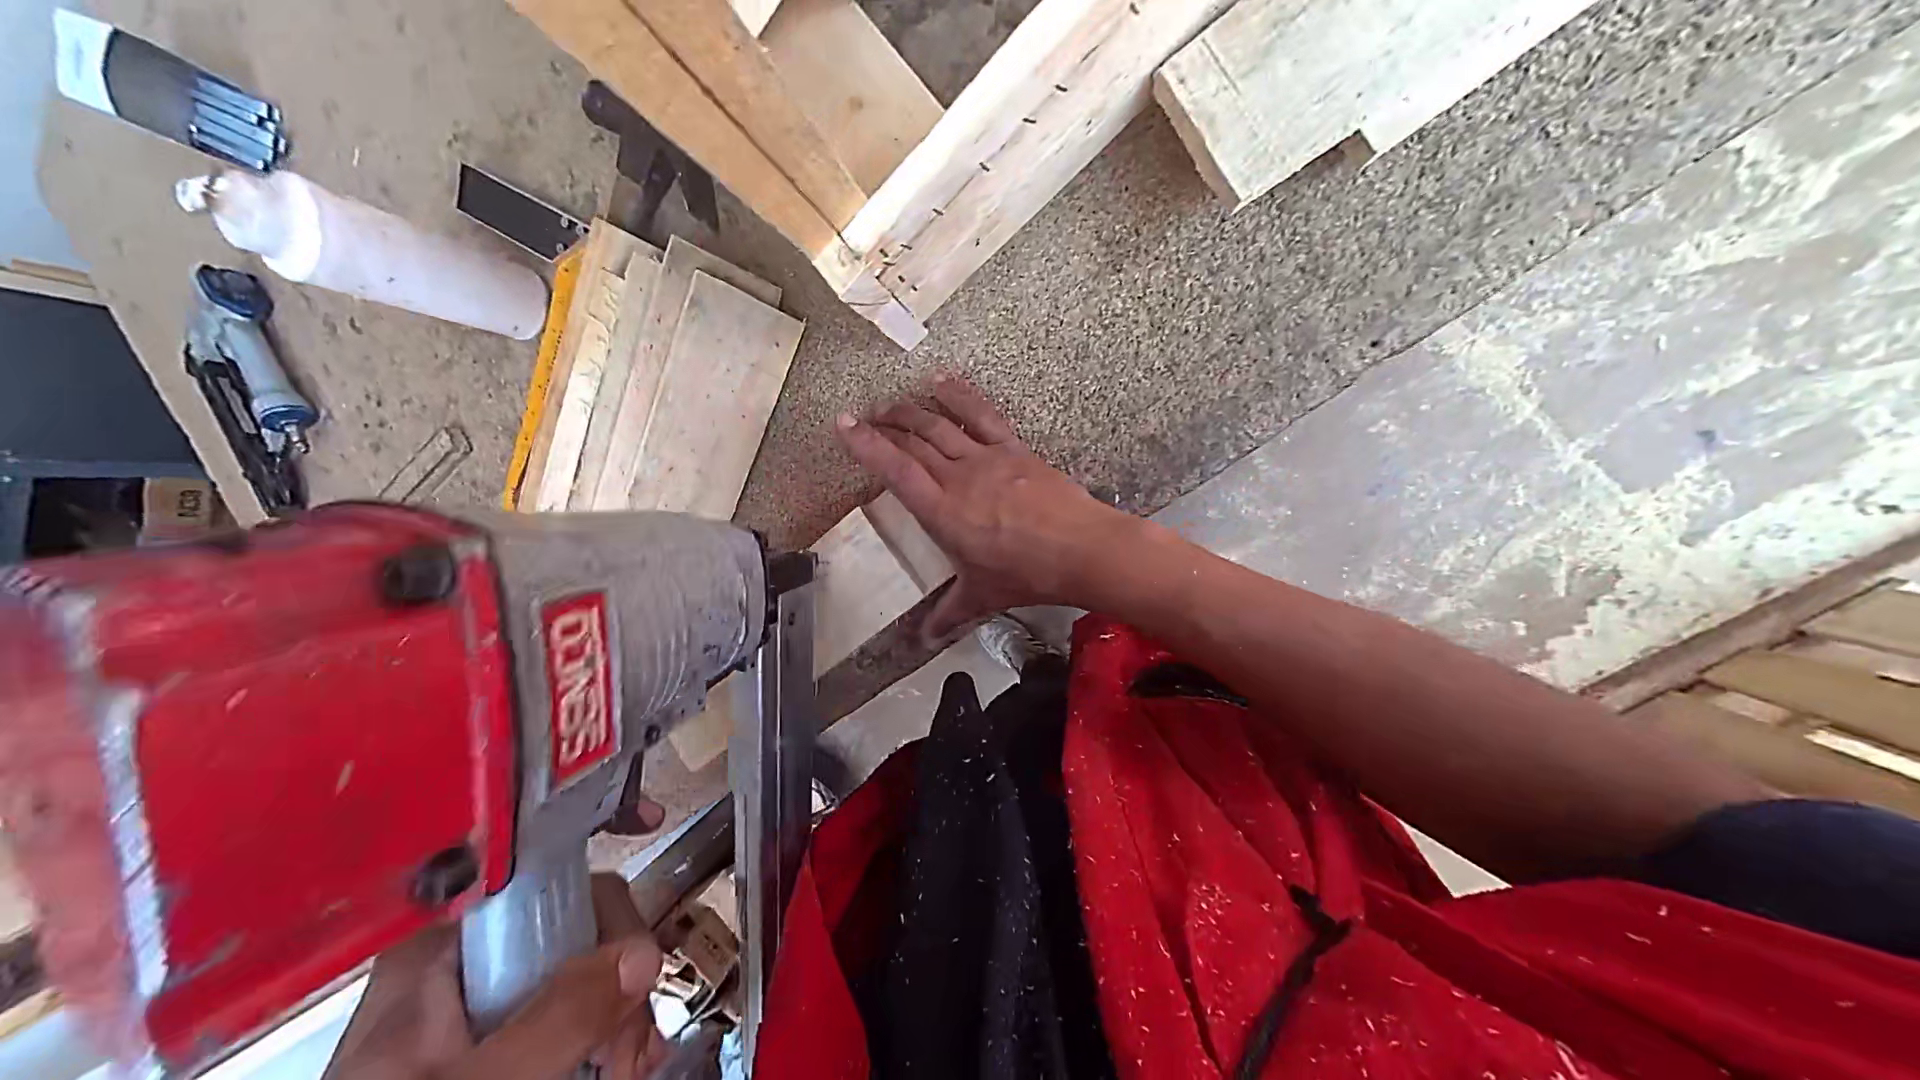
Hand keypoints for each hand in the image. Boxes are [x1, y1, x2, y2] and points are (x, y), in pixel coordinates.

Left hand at [323, 873, 668, 1079]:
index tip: (648, 842)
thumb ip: (557, 1017)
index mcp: (442, 942)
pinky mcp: (498, 1032)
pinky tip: (621, 1062)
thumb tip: (642, 955)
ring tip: (628, 1065)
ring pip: (586, 963)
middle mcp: (466, 954)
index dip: (600, 859)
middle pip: (579, 918)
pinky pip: (574, 1003)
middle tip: (628, 1043)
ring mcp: (483, 994)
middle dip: (623, 971)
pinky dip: (608, 1027)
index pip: (540, 866)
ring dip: (623, 1009)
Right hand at [834, 376, 1135, 638]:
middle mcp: (959, 477)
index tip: (844, 425)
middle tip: (866, 417)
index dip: (865, 445)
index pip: (894, 469)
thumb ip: (949, 614)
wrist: (1081, 549)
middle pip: (914, 440)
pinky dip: (960, 396)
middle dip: (885, 424)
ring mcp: (988, 459)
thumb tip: (925, 639)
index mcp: (942, 511)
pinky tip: (944, 382)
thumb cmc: (1027, 573)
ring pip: (941, 424)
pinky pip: (982, 415)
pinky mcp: (1014, 449)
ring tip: (893, 403)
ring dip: (913, 410)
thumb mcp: (981, 596)